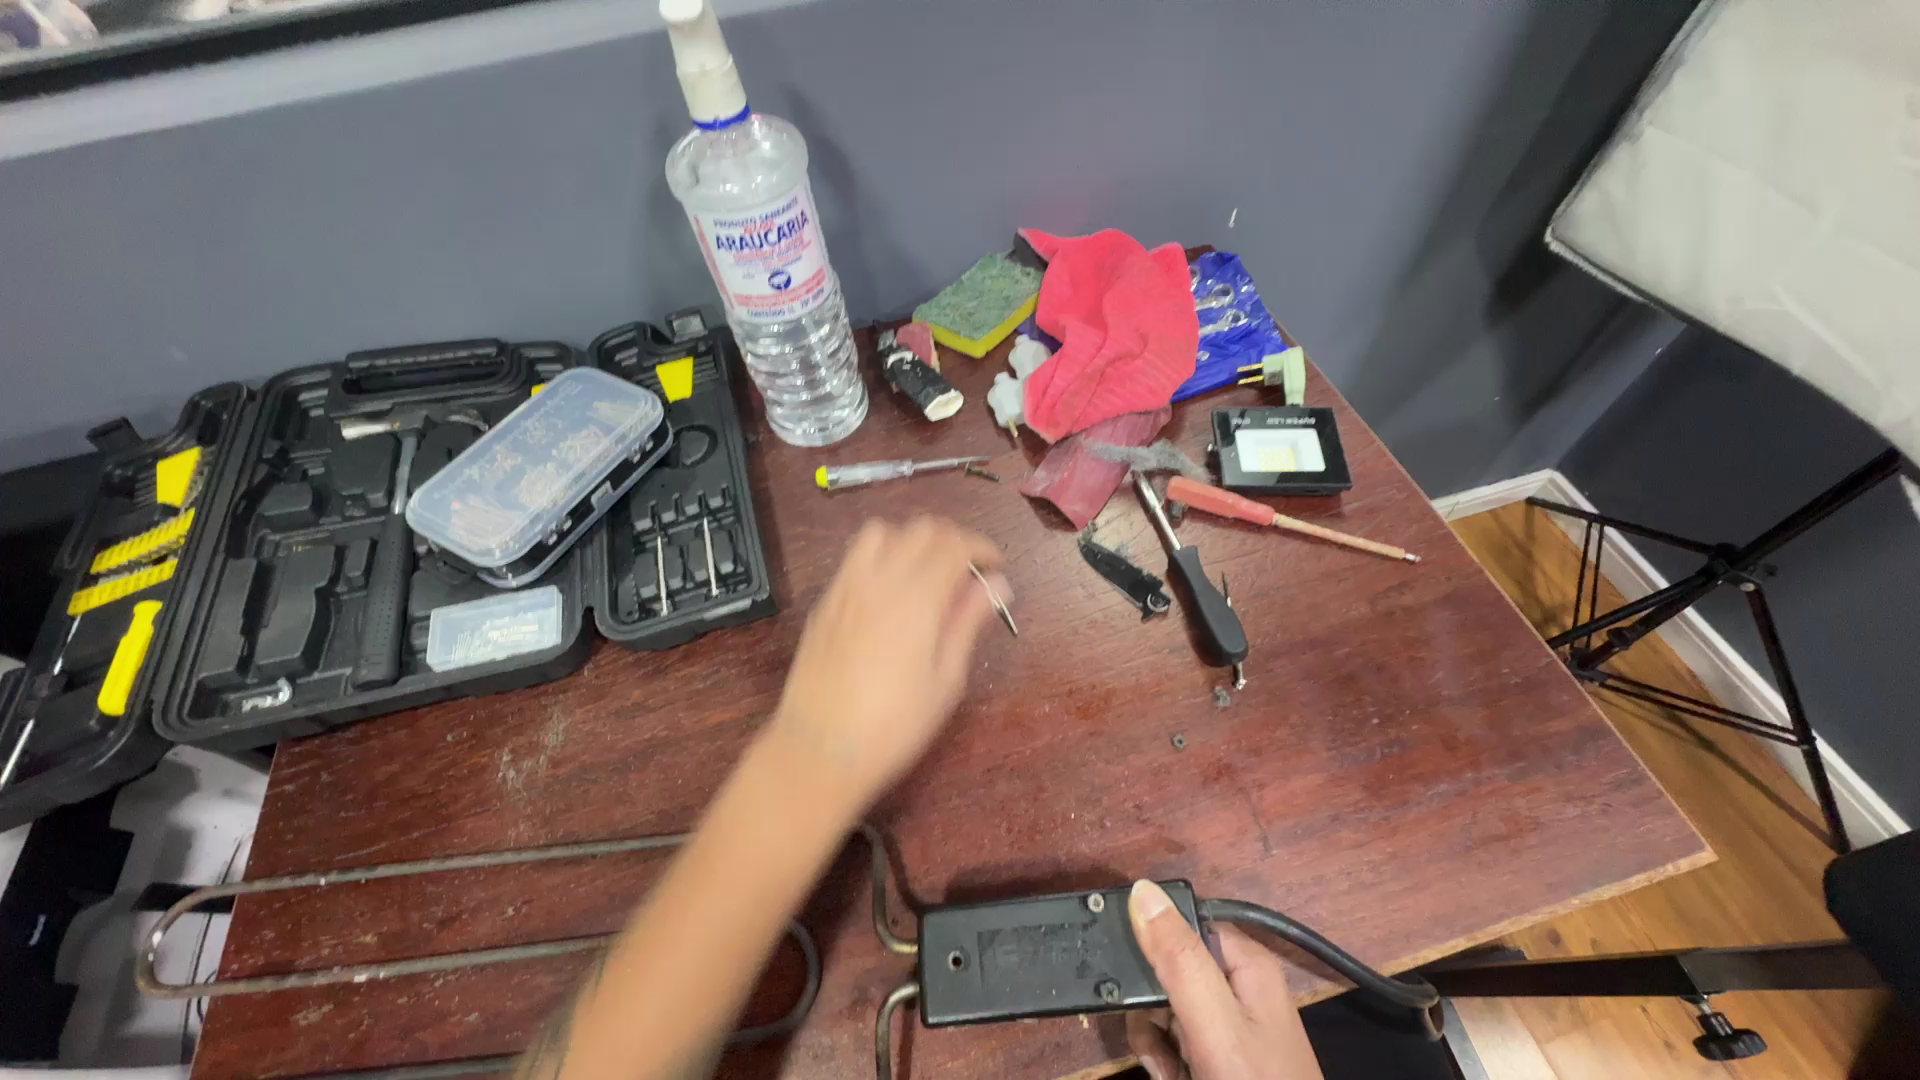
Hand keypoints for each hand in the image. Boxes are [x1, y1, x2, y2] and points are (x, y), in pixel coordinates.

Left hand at [769, 516, 1006, 810]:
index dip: (981, 548)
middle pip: (921, 528)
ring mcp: (847, 587)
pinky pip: (855, 557)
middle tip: (967, 570)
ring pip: (882, 532)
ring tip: (926, 572)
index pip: (954, 544)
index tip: (995, 567)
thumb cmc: (894, 724)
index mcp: (917, 597)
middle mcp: (880, 579)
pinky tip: (889, 591)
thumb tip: (997, 585)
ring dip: (911, 540)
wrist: (819, 749)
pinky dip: (881, 555)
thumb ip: (968, 622)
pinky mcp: (826, 602)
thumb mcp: (946, 679)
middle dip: (952, 539)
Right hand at [1126, 881, 1325, 1079]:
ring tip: (1168, 1073)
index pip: (1183, 923)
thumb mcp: (1214, 1025)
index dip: (1151, 942)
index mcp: (1245, 963)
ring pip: (1164, 1008)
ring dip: (1153, 1040)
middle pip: (1168, 968)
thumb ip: (1179, 958)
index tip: (1131, 978)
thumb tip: (1142, 888)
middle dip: (1149, 1006)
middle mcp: (1239, 987)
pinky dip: (1165, 1063)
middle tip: (1156, 1042)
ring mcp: (1230, 1028)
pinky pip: (1175, 1042)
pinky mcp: (1220, 1059)